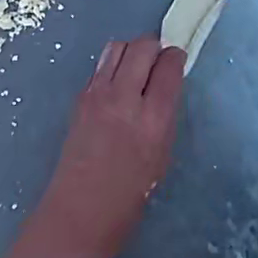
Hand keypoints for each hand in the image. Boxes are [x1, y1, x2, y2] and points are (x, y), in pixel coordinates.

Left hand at [34, 36, 185, 256]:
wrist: (79, 211)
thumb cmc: (127, 196)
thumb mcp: (161, 157)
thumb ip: (164, 116)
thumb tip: (167, 84)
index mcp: (152, 120)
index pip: (168, 69)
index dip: (176, 57)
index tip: (178, 56)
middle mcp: (123, 98)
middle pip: (142, 47)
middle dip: (155, 46)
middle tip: (160, 56)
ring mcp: (98, 94)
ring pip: (118, 47)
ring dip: (133, 49)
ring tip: (139, 63)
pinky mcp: (81, 95)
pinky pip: (101, 65)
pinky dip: (114, 63)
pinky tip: (118, 80)